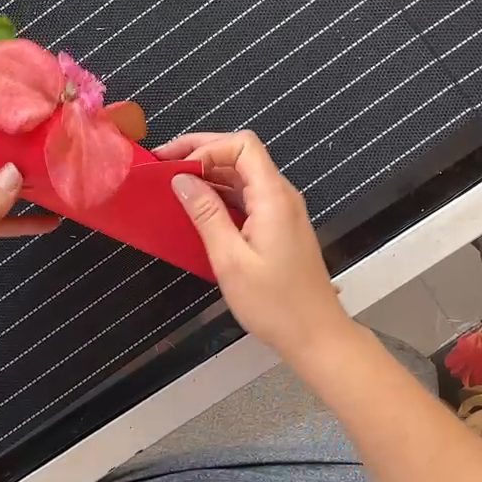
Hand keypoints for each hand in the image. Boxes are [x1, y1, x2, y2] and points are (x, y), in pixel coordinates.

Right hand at [157, 131, 350, 355]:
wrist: (317, 336)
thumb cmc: (275, 304)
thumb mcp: (231, 260)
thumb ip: (206, 214)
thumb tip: (182, 180)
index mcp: (273, 197)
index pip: (242, 145)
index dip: (206, 147)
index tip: (176, 166)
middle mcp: (281, 195)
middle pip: (241, 153)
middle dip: (201, 152)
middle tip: (164, 162)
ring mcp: (281, 209)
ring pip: (242, 173)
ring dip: (208, 172)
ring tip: (174, 182)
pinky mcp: (278, 224)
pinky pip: (246, 194)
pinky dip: (220, 192)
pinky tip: (197, 205)